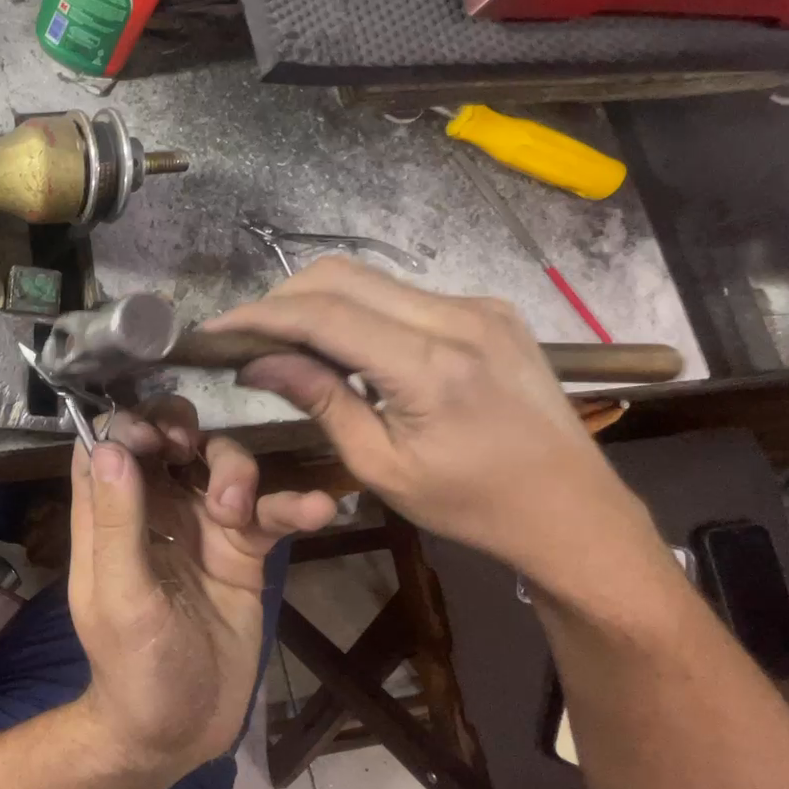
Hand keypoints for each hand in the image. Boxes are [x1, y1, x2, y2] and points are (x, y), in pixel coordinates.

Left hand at [68, 396, 334, 776]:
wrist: (180, 728)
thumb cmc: (132, 663)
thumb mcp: (118, 595)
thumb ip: (114, 521)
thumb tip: (108, 445)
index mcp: (107, 515)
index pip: (107, 446)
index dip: (127, 425)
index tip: (153, 434)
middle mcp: (152, 509)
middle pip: (165, 441)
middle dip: (181, 431)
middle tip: (190, 449)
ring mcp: (200, 527)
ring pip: (218, 466)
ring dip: (234, 470)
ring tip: (237, 509)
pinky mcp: (243, 552)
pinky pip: (268, 513)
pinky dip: (292, 504)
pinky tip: (318, 509)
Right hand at [203, 257, 662, 590]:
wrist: (574, 511)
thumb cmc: (472, 504)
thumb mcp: (381, 465)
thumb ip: (320, 400)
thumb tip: (257, 361)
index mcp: (432, 367)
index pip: (324, 315)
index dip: (259, 316)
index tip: (214, 330)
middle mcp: (458, 319)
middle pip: (341, 277)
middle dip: (281, 299)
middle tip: (247, 337)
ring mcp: (478, 308)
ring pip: (368, 278)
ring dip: (315, 301)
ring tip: (284, 342)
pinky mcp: (486, 311)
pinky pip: (399, 293)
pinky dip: (355, 309)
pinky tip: (341, 346)